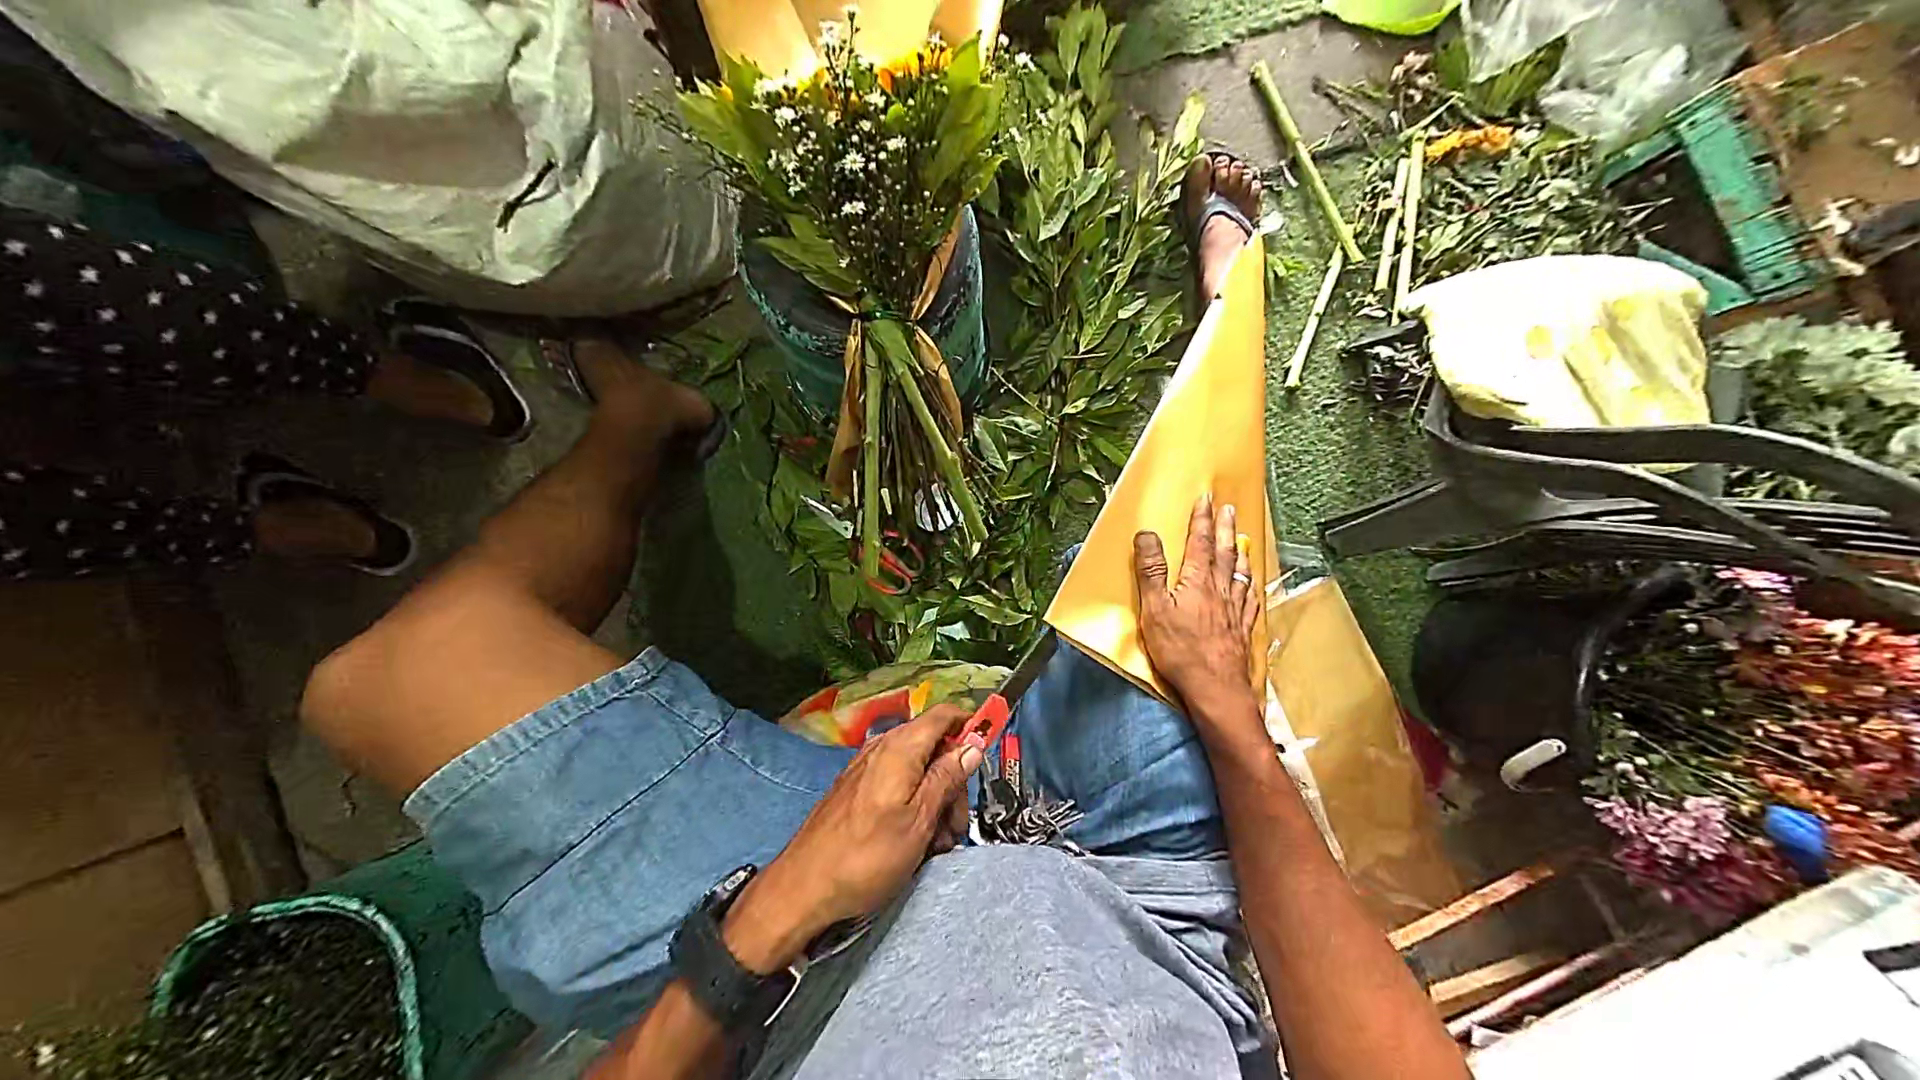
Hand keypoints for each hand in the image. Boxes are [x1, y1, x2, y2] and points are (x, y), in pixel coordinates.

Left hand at [722, 705, 983, 972]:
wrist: (803, 888)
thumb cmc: (865, 856)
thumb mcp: (919, 819)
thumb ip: (947, 777)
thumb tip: (972, 745)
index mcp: (900, 746)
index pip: (944, 715)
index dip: (971, 728)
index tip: (987, 757)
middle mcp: (882, 748)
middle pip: (934, 747)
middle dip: (954, 782)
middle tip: (956, 826)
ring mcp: (867, 768)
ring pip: (917, 770)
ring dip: (935, 800)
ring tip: (935, 843)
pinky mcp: (856, 789)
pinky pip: (897, 784)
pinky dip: (913, 806)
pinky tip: (914, 841)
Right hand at [1134, 494, 1261, 714]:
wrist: (1216, 688)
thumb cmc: (1180, 651)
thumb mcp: (1155, 609)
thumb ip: (1152, 571)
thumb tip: (1147, 535)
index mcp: (1197, 582)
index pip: (1200, 543)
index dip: (1201, 520)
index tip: (1205, 499)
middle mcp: (1220, 590)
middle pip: (1224, 552)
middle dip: (1224, 528)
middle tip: (1228, 508)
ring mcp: (1235, 609)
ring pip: (1240, 572)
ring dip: (1240, 551)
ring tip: (1242, 537)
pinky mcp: (1242, 628)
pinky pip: (1250, 599)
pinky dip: (1251, 585)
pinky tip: (1252, 584)